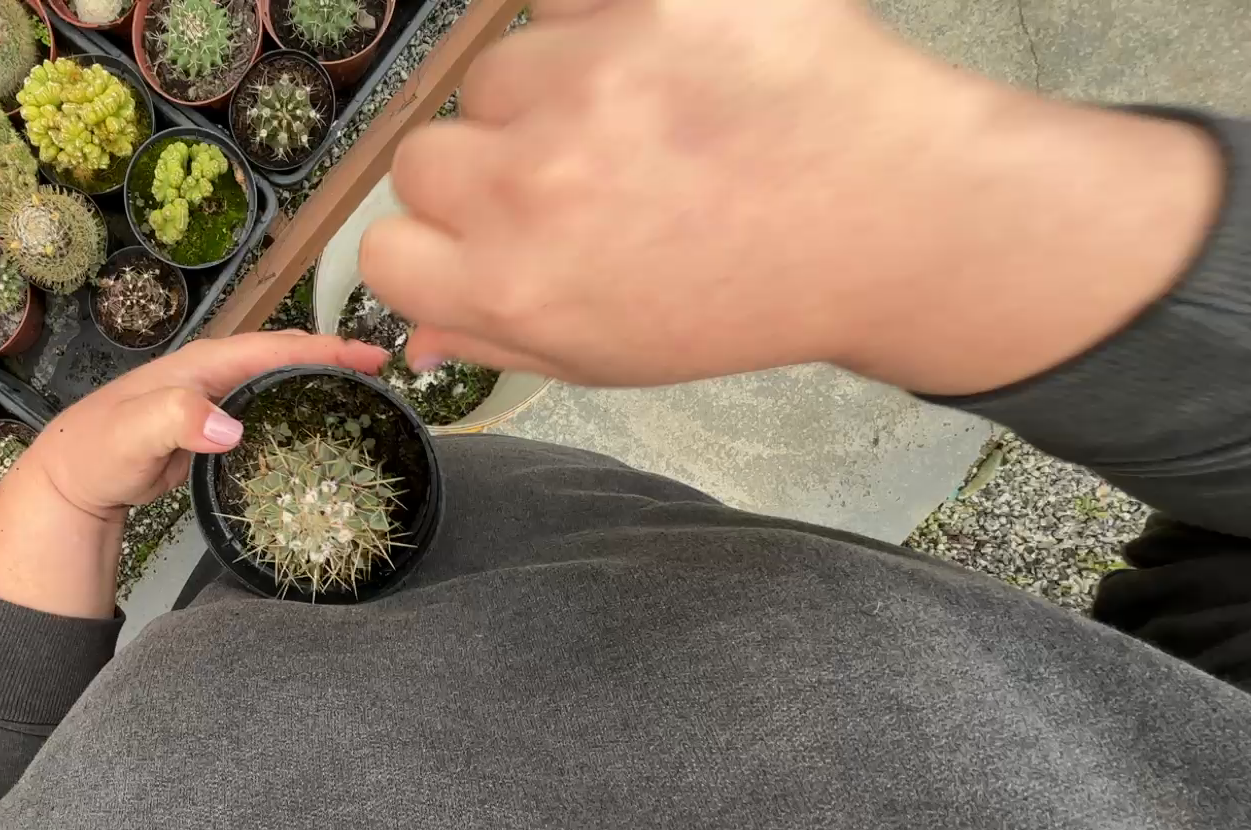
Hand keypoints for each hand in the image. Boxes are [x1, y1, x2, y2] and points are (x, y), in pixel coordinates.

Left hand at [0, 332, 386, 617]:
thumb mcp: (131, 433)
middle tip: (382, 374)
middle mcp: (213, 375)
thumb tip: (232, 427)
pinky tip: (313, 430)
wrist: (76, 479)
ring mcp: (214, 402)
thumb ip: (175, 420)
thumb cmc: (100, 451)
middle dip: (333, 360)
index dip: (324, 350)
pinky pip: (264, 412)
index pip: (273, 348)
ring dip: (318, 385)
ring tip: (363, 396)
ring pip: (277, 384)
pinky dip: (294, 413)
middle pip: (283, 358)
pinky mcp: (214, 430)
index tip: (371, 357)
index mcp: (203, 366)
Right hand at [362, 0, 1220, 394]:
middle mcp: (529, 184)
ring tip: (616, 126)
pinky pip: (558, 3)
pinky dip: (587, 30)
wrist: (884, 219)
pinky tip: (643, 67)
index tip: (463, 248)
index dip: (419, 253)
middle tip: (548, 187)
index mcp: (510, 285)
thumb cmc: (726, 310)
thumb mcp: (594, 360)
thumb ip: (489, 341)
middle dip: (467, 179)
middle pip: (415, 161)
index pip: (381, 252)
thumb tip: (413, 338)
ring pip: (488, 78)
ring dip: (533, 103)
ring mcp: (589, 81)